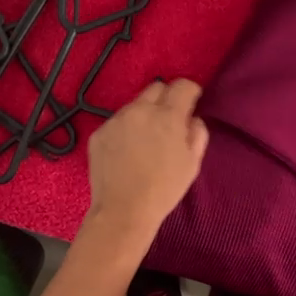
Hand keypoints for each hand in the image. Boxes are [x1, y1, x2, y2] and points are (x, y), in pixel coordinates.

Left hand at [85, 79, 208, 241]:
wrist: (123, 210)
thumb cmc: (164, 189)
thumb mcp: (192, 163)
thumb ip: (197, 132)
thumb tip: (192, 118)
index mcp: (167, 116)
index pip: (182, 85)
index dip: (190, 92)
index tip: (191, 102)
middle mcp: (139, 110)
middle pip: (156, 87)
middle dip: (166, 98)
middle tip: (168, 121)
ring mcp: (115, 120)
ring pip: (134, 106)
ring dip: (143, 115)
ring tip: (144, 142)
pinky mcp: (99, 133)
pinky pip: (116, 123)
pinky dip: (124, 131)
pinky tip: (125, 153)